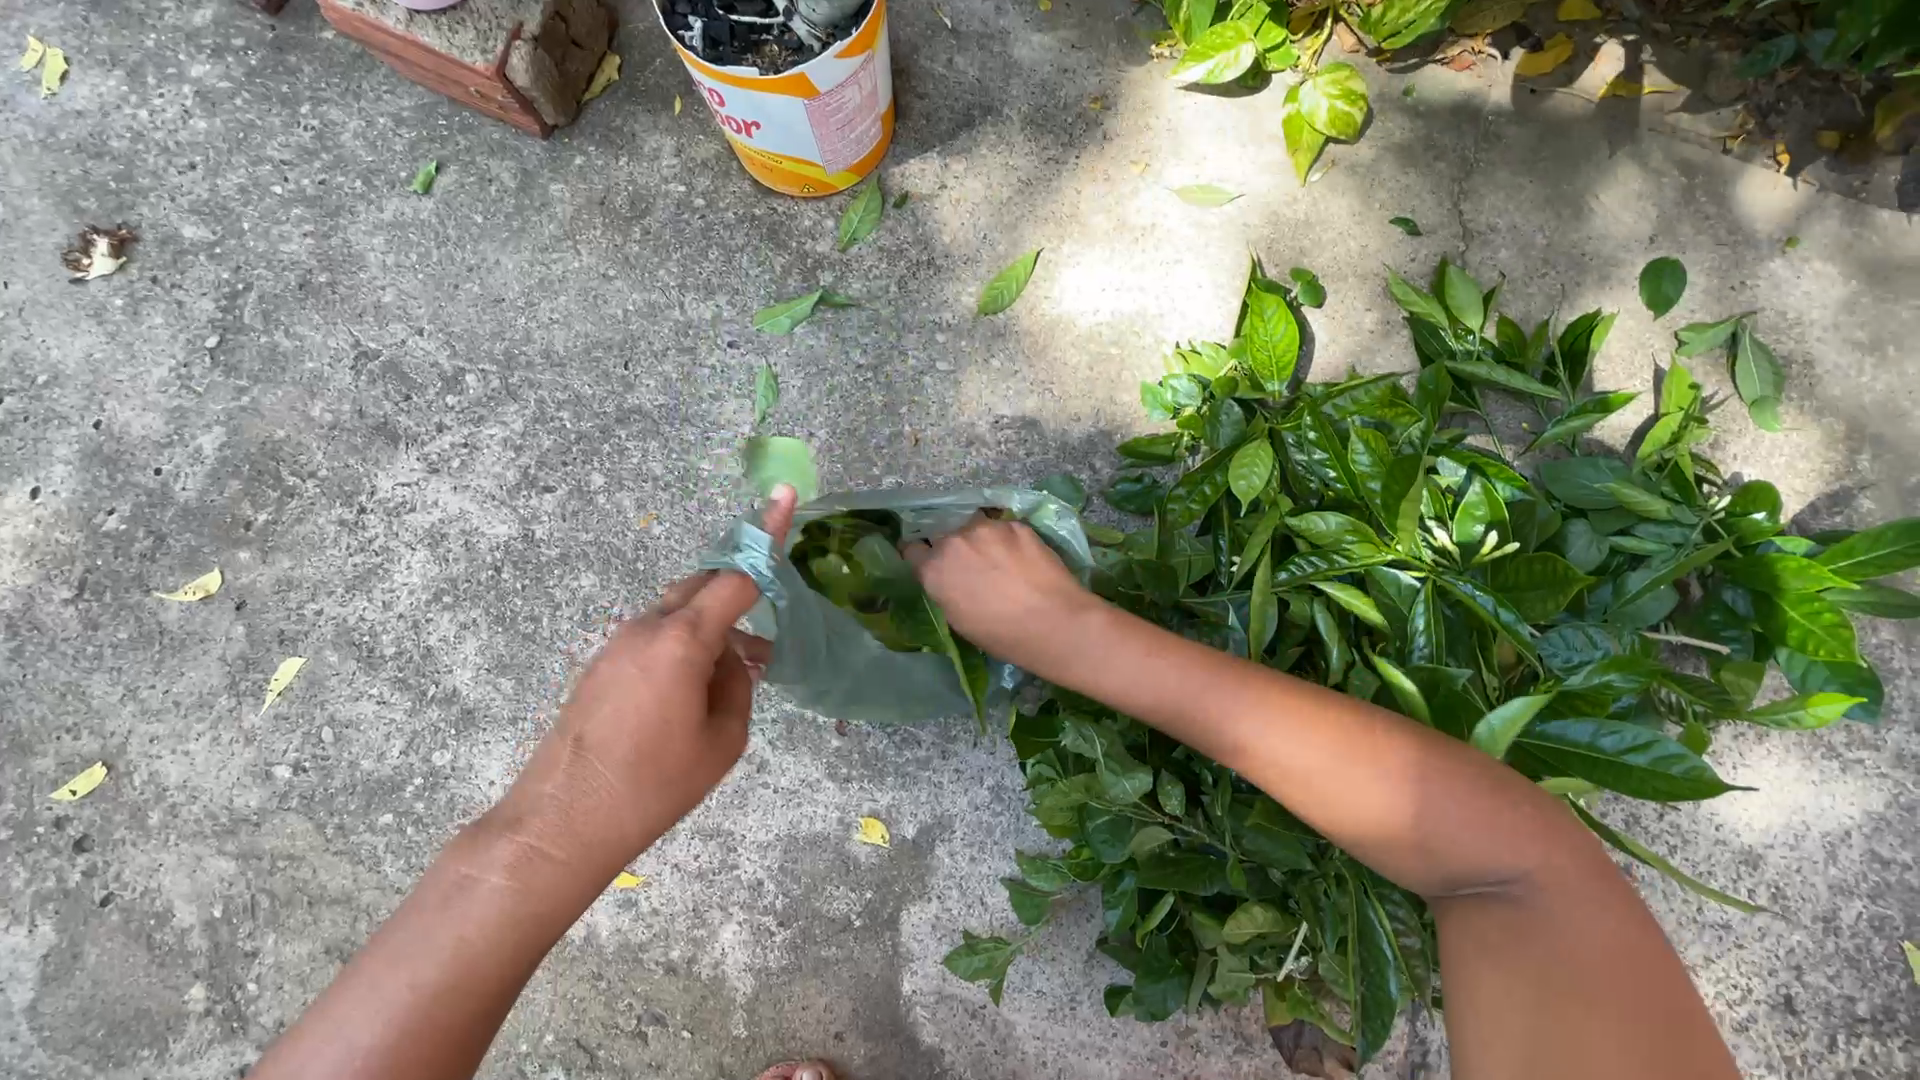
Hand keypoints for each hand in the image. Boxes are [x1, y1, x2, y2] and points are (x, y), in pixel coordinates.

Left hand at [494, 487, 797, 872]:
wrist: (563, 822)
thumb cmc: (655, 784)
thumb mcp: (723, 740)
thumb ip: (737, 686)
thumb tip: (728, 662)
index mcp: (683, 640)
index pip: (736, 576)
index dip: (765, 535)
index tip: (782, 495)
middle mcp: (647, 628)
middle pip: (702, 585)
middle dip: (737, 590)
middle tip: (764, 626)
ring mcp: (618, 644)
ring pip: (677, 612)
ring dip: (711, 627)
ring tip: (735, 672)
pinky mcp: (602, 664)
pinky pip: (656, 635)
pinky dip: (685, 645)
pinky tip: (695, 687)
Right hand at [903, 512, 1099, 665]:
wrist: (1054, 622)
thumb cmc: (1002, 635)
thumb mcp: (958, 619)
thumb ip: (945, 589)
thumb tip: (948, 579)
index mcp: (934, 569)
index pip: (912, 549)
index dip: (921, 556)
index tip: (929, 562)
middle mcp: (954, 541)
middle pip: (942, 533)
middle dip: (949, 545)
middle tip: (968, 563)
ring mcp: (986, 528)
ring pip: (972, 525)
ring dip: (977, 538)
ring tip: (996, 556)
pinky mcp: (1015, 524)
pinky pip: (1002, 527)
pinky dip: (1006, 539)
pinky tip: (1020, 556)